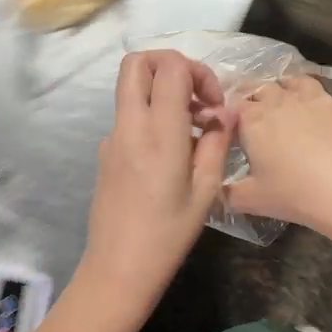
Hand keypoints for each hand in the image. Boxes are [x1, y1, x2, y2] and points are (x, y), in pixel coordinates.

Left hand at [78, 50, 231, 302]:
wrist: (118, 268)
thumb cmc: (168, 235)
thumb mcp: (206, 191)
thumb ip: (217, 143)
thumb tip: (225, 113)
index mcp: (158, 133)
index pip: (169, 67)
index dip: (197, 71)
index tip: (213, 104)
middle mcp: (129, 126)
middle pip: (137, 63)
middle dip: (170, 66)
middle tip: (196, 98)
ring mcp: (112, 138)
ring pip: (131, 89)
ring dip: (162, 93)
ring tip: (194, 131)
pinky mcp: (106, 152)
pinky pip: (129, 117)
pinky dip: (152, 117)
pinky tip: (173, 155)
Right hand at [226, 77, 331, 247]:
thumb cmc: (298, 196)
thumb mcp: (252, 201)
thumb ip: (227, 192)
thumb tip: (216, 189)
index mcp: (254, 120)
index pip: (233, 105)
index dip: (230, 114)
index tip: (231, 129)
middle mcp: (284, 101)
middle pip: (263, 89)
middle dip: (257, 99)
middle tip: (258, 119)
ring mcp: (319, 99)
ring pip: (297, 83)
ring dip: (288, 91)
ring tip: (289, 106)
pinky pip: (330, 98)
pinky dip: (322, 106)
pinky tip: (327, 123)